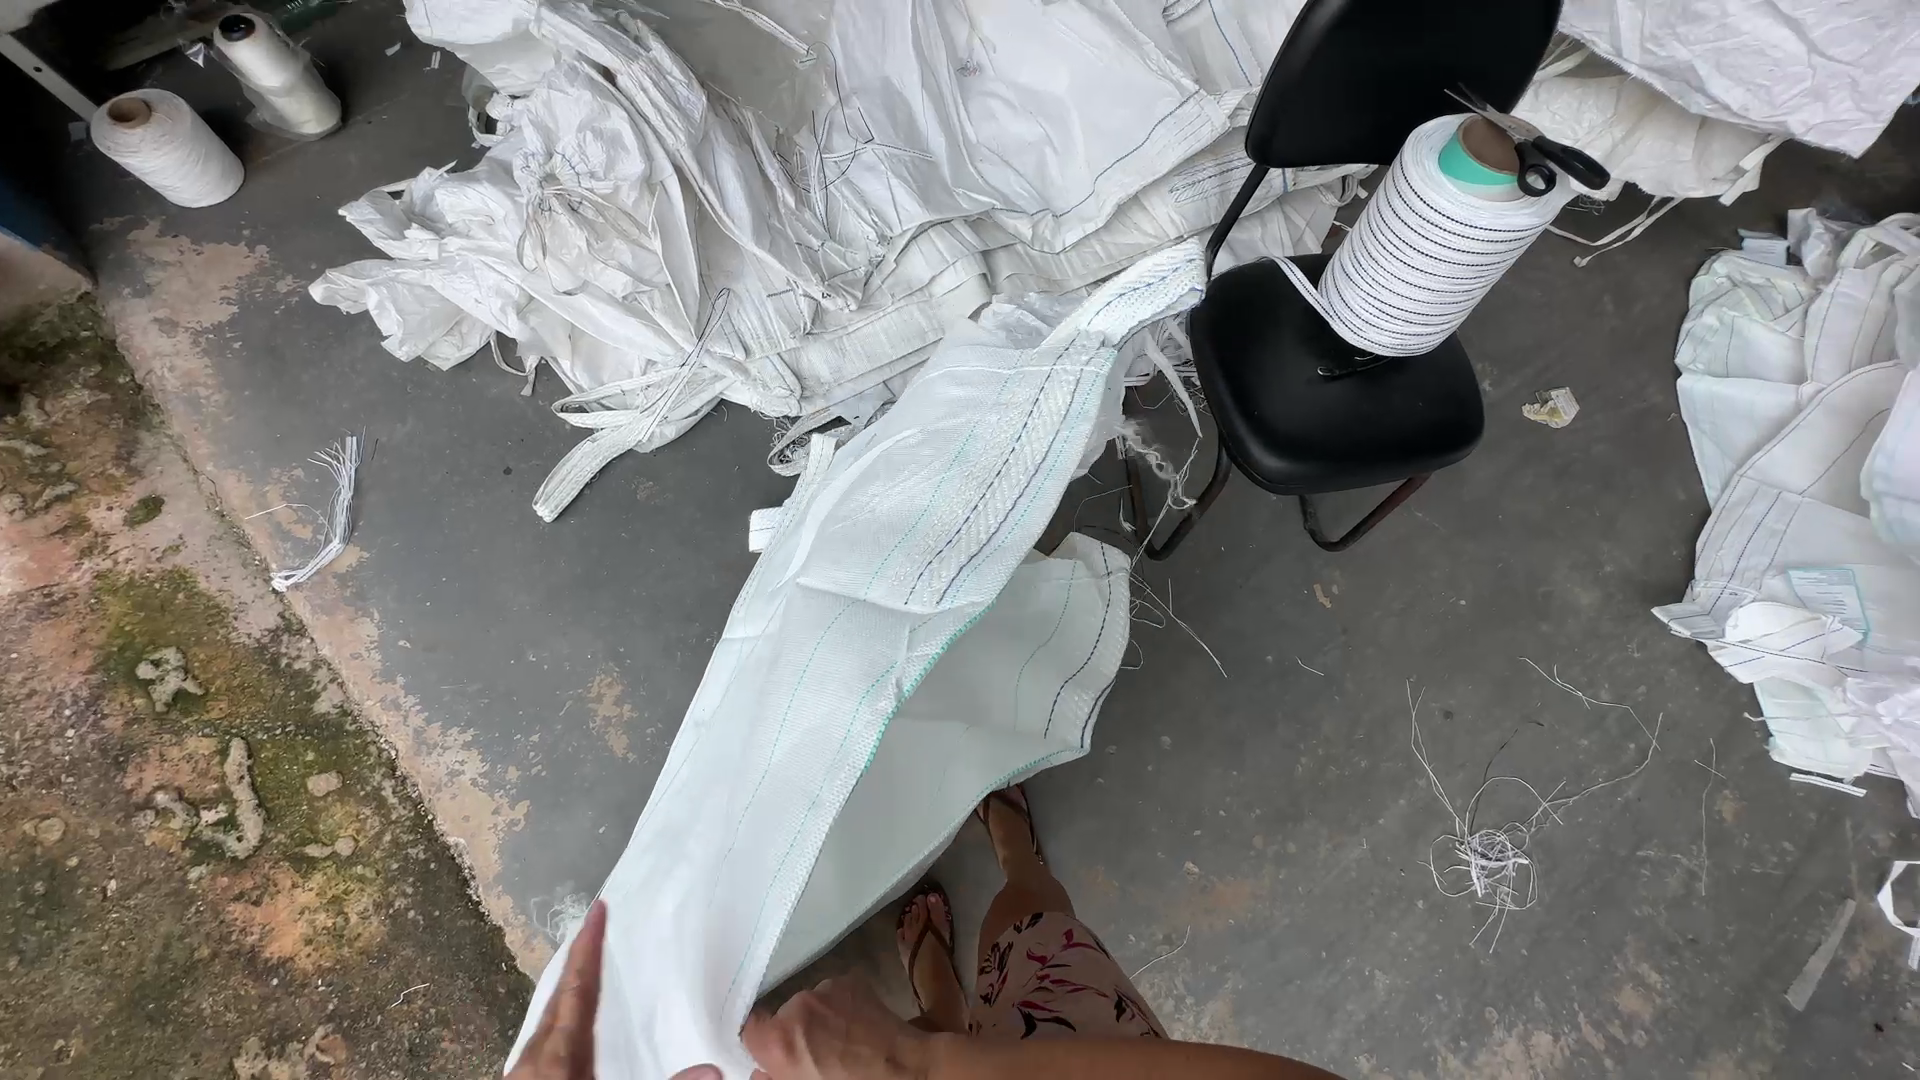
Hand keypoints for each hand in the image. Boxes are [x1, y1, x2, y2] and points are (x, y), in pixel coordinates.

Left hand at [506, 899, 719, 1079]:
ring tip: (590, 985)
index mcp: (549, 1063)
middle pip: (554, 1008)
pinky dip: (561, 1038)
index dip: (587, 949)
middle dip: (576, 972)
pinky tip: (575, 1051)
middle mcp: (528, 1070)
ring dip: (567, 1007)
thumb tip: (716, 1070)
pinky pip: (541, 1059)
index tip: (599, 908)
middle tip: (599, 936)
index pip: (575, 992)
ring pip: (543, 1037)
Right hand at [742, 977, 936, 1079]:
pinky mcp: (851, 979)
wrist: (902, 1072)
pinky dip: (838, 1007)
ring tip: (839, 1042)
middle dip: (794, 1033)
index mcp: (779, 1040)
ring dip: (817, 1019)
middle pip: (783, 1015)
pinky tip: (855, 1027)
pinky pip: (833, 993)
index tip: (769, 1053)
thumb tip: (760, 1072)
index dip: (759, 1041)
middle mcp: (798, 1004)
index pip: (749, 1027)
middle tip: (813, 1057)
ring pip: (810, 1003)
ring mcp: (827, 987)